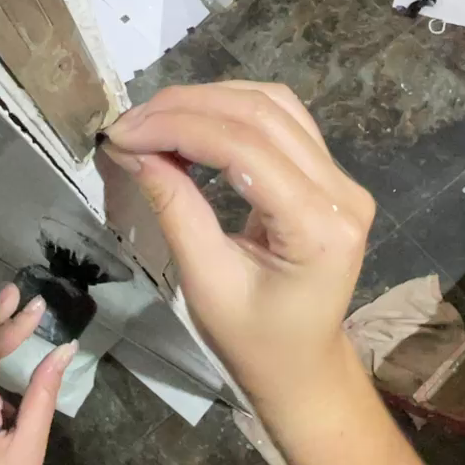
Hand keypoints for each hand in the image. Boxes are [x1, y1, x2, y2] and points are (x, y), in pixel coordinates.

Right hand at [100, 82, 373, 426]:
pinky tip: (193, 122)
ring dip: (209, 101)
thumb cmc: (254, 341)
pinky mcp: (331, 175)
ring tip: (153, 119)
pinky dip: (232, 111)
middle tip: (129, 123)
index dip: (177, 129)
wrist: (302, 363)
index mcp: (319, 227)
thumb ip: (175, 208)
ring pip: (273, 105)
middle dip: (187, 108)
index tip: (121, 133)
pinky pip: (283, 120)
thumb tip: (132, 149)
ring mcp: (343, 179)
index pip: (244, 148)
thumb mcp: (206, 282)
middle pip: (262, 114)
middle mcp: (342, 191)